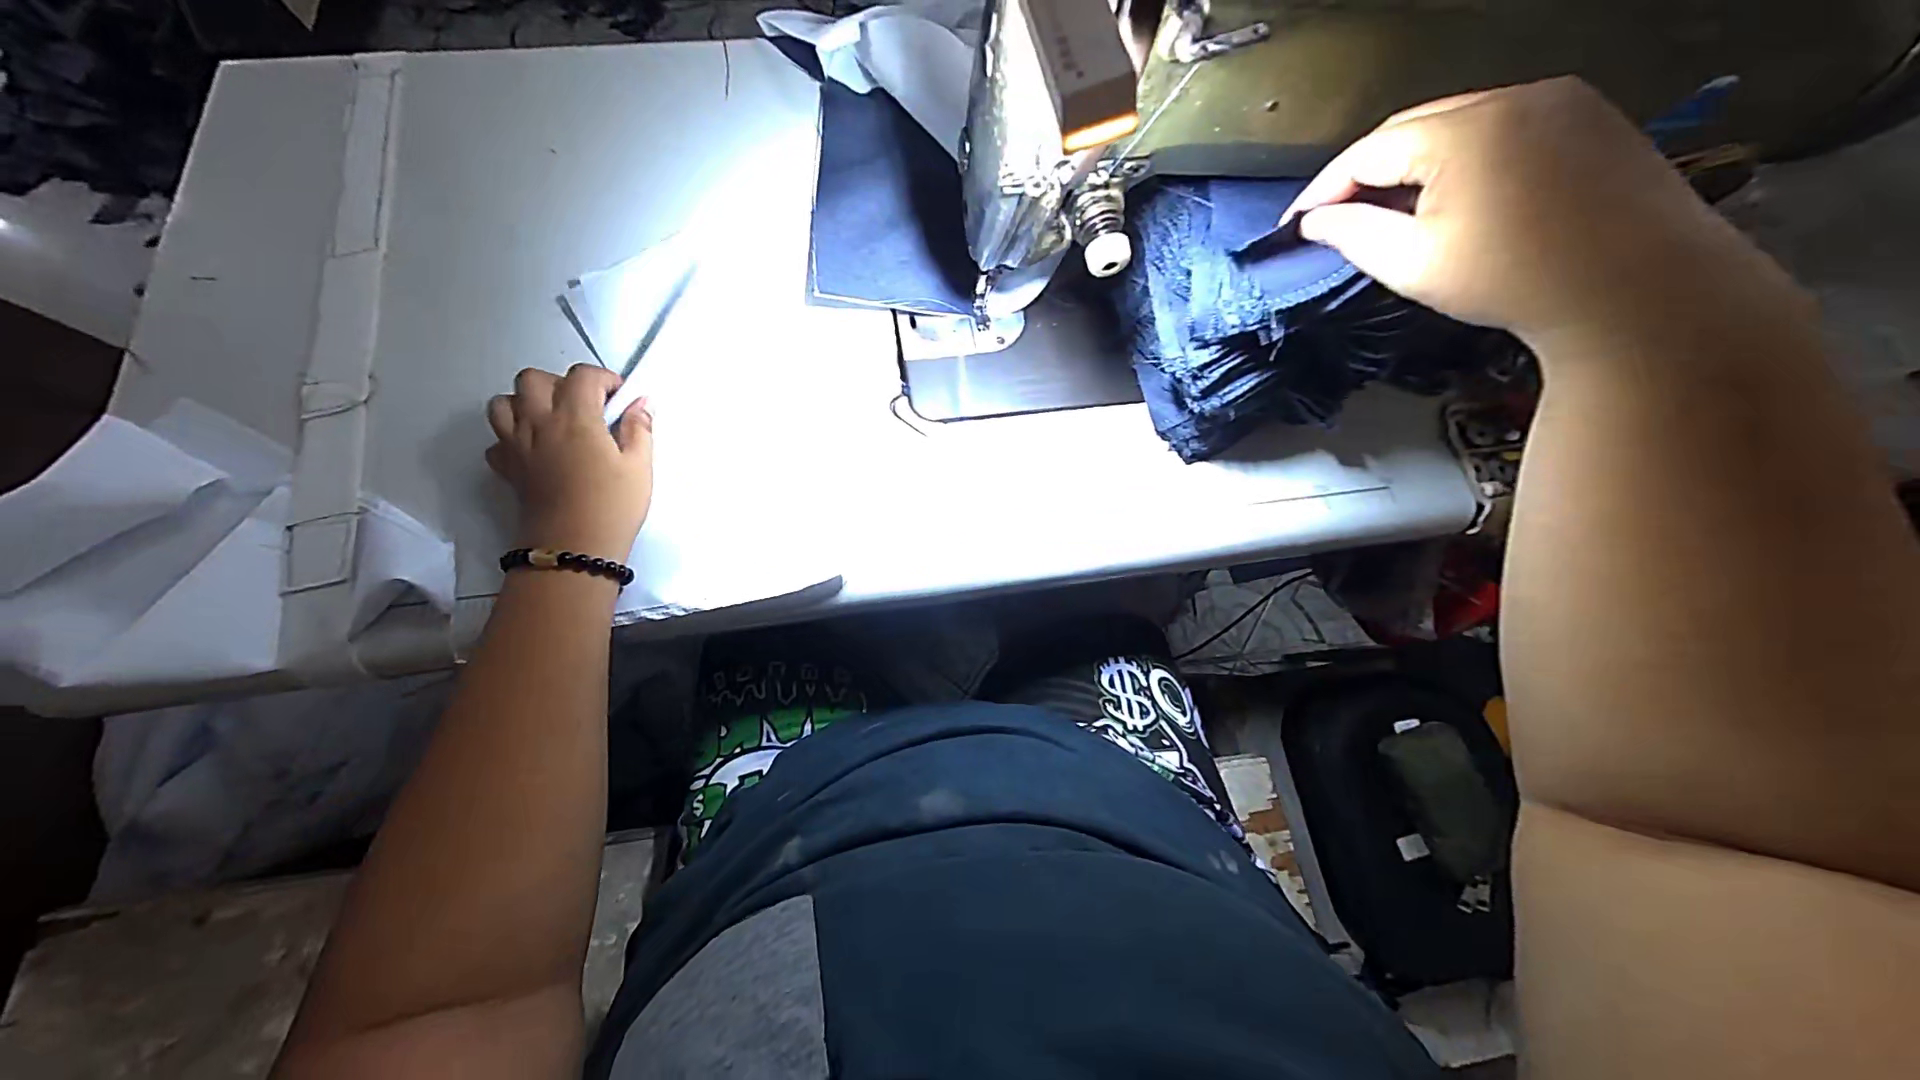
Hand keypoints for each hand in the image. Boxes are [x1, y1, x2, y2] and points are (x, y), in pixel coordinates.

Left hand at [486, 364, 653, 561]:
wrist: (573, 547)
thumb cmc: (613, 505)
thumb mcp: (640, 466)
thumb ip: (639, 429)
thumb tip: (641, 404)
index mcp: (576, 417)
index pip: (582, 376)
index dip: (603, 379)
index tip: (619, 398)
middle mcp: (539, 422)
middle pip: (533, 379)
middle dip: (559, 384)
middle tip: (583, 406)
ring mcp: (516, 444)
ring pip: (504, 402)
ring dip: (526, 403)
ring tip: (553, 422)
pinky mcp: (507, 467)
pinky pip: (497, 439)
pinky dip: (512, 436)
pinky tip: (535, 450)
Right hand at [1285, 78, 1806, 346]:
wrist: (1638, 289)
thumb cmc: (1512, 280)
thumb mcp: (1413, 264)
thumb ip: (1353, 234)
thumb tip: (1314, 222)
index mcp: (1465, 131)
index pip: (1367, 151)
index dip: (1322, 189)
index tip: (1293, 226)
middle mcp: (1513, 96)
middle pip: (1410, 128)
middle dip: (1362, 172)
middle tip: (1331, 217)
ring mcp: (1559, 100)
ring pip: (1454, 123)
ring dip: (1409, 163)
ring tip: (1380, 208)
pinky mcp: (1587, 117)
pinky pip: (1498, 127)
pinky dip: (1457, 157)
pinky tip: (1444, 194)